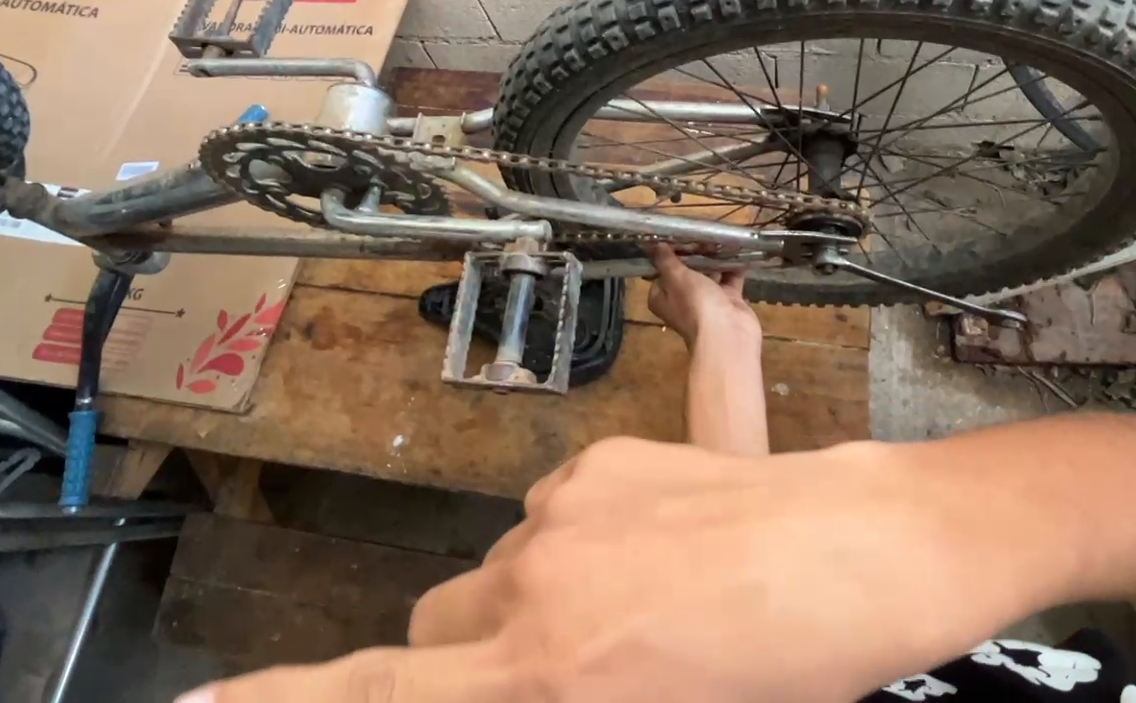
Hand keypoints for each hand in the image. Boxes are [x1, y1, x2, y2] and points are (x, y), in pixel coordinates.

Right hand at [180, 437, 1020, 702]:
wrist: (855, 556)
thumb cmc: (778, 671)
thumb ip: (556, 680)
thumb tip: (498, 659)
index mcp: (550, 672)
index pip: (382, 692)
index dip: (280, 702)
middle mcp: (535, 581)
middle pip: (432, 629)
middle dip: (460, 657)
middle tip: (554, 669)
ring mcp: (564, 506)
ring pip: (497, 568)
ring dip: (528, 596)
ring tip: (629, 607)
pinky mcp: (598, 457)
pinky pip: (551, 510)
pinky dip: (573, 540)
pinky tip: (652, 549)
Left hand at [645, 244, 761, 352]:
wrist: (727, 333)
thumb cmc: (694, 303)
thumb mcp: (676, 277)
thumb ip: (666, 260)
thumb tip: (654, 246)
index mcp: (663, 297)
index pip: (661, 272)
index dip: (667, 255)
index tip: (676, 236)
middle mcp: (683, 300)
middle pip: (686, 272)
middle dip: (694, 254)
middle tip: (701, 231)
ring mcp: (707, 301)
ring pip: (710, 275)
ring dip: (715, 258)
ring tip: (719, 235)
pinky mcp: (729, 301)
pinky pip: (731, 279)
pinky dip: (734, 266)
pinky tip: (738, 247)